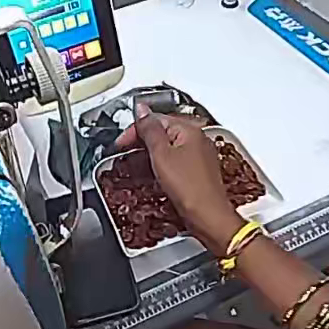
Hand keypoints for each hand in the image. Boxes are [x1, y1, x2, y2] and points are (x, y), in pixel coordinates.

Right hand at [116, 106, 243, 253]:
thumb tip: (141, 111)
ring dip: (150, 155)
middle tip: (125, 154)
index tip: (120, 144)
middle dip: (142, 142)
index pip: (156, 120)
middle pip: (163, 132)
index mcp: (190, 130)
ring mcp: (199, 156)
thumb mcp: (161, 155)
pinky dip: (162, 166)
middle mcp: (197, 140)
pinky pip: (175, 162)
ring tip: (137, 166)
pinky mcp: (197, 172)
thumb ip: (149, 130)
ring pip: (169, 147)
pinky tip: (155, 176)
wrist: (208, 217)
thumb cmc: (189, 188)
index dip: (134, 130)